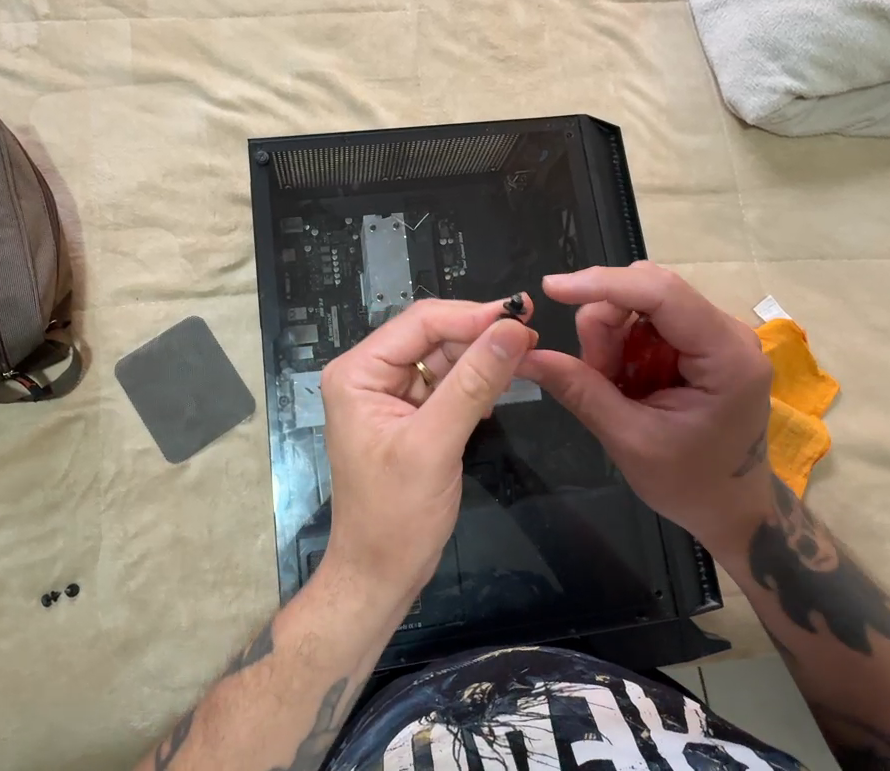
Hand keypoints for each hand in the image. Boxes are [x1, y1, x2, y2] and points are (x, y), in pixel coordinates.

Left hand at [317, 297, 539, 603]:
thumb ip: (474, 384)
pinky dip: (476, 382)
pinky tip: (503, 382)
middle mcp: (370, 374)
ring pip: (445, 357)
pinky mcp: (411, 415)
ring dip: (482, 357)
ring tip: (526, 354)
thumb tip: (513, 329)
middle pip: (433, 334)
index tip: (522, 315)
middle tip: (532, 335)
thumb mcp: (435, 445)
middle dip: (480, 335)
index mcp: (358, 372)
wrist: (380, 574)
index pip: (420, 322)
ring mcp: (390, 394)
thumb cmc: (395, 516)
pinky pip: (448, 383)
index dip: (472, 315)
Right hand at [519, 262, 774, 540]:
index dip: (603, 284)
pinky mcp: (703, 341)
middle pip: (648, 290)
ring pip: (642, 301)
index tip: (551, 289)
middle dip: (604, 324)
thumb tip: (525, 356)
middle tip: (593, 373)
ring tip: (612, 386)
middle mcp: (728, 332)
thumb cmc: (690, 484)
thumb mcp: (629, 440)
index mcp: (726, 356)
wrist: (731, 510)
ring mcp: (717, 334)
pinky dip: (623, 344)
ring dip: (611, 336)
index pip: (660, 293)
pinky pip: (649, 320)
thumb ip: (580, 390)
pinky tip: (626, 380)